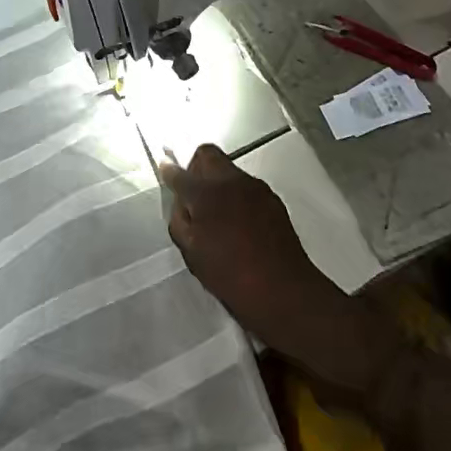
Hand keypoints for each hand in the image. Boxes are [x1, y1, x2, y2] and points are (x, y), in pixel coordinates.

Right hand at [159, 144, 404, 394]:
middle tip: (193, 197)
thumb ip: (179, 219)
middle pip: (208, 155)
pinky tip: (238, 225)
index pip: (180, 172)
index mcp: (207, 192)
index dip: (169, 173)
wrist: (285, 295)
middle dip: (195, 168)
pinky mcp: (274, 202)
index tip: (165, 175)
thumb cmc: (230, 276)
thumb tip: (180, 201)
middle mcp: (233, 181)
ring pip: (229, 171)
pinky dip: (237, 197)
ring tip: (217, 215)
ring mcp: (257, 189)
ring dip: (218, 183)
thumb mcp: (191, 252)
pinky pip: (247, 188)